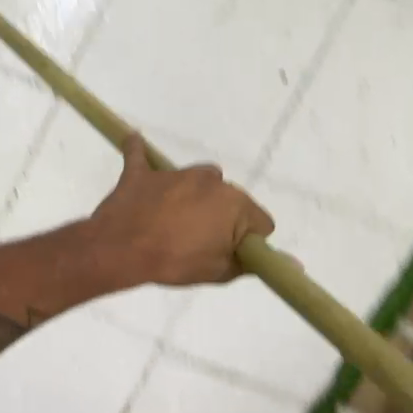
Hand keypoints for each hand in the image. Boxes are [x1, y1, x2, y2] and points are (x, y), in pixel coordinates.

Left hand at [89, 135, 274, 286]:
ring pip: (195, 179)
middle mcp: (208, 181)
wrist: (120, 250)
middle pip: (226, 199)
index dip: (245, 240)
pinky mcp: (139, 174)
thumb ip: (254, 262)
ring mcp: (172, 174)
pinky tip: (134, 140)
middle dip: (218, 217)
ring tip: (173, 217)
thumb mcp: (222, 271)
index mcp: (235, 203)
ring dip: (191, 193)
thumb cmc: (175, 261)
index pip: (258, 222)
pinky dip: (137, 150)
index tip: (225, 251)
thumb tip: (292, 262)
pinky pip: (138, 154)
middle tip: (195, 240)